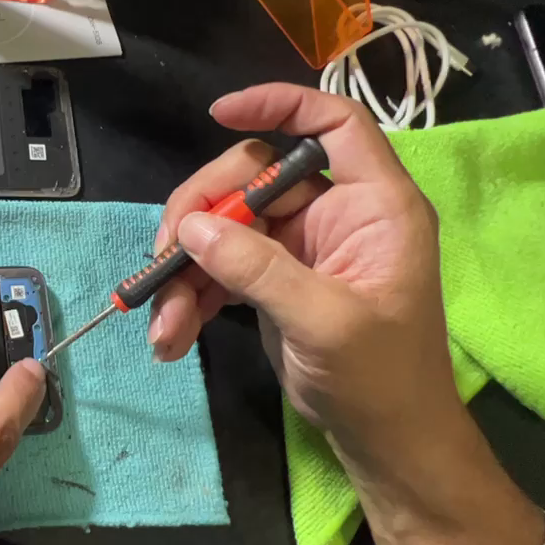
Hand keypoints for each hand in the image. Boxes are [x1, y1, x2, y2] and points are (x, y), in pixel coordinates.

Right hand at [147, 84, 459, 475]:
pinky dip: (186, 298)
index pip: (332, 124)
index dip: (280, 105)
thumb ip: (260, 269)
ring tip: (162, 326)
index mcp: (370, 205)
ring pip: (219, 228)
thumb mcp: (326, 323)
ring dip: (181, 274)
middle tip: (164, 260)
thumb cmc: (380, 378)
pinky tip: (171, 337)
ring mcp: (293, 247)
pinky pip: (213, 268)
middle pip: (248, 178)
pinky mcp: (265, 279)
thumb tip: (191, 228)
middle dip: (198, 218)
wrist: (381, 439)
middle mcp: (329, 214)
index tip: (219, 114)